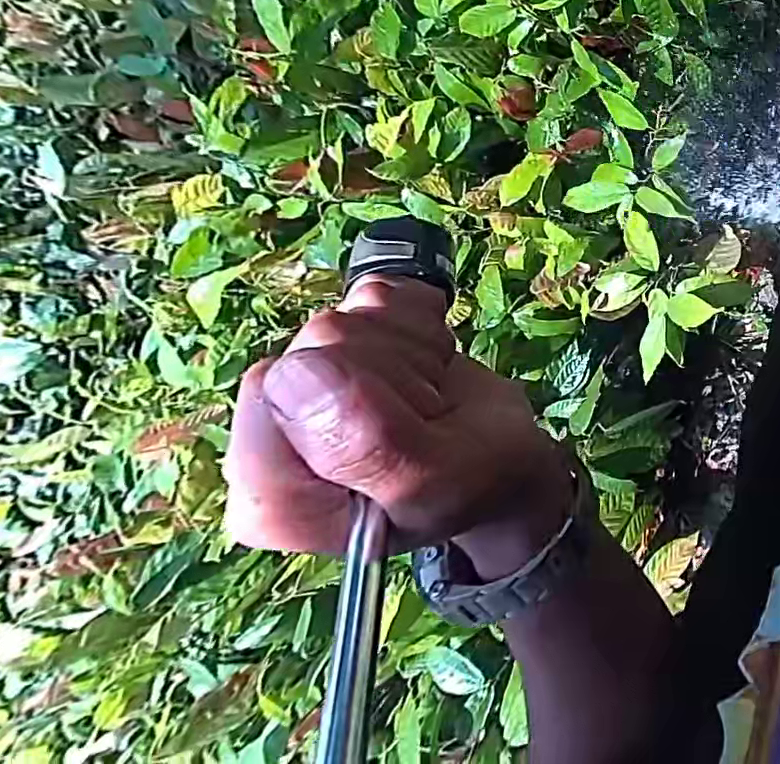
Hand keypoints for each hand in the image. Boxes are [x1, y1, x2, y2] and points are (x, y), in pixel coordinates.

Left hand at [222, 276, 571, 578]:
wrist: (505, 462)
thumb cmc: (471, 487)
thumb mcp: (429, 482)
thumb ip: (365, 445)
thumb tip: (299, 368)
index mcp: (274, 488)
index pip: (280, 389)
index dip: (357, 394)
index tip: (409, 426)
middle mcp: (278, 427)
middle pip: (317, 344)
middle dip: (395, 370)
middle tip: (429, 414)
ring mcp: (313, 375)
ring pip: (350, 313)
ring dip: (413, 347)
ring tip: (432, 395)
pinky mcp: (351, 335)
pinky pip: (381, 291)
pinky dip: (421, 320)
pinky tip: (431, 363)